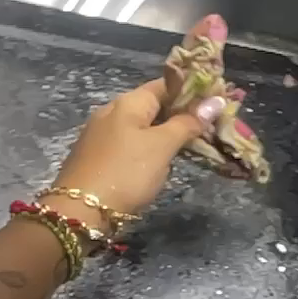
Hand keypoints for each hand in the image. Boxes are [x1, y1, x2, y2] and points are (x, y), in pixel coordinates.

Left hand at [47, 80, 225, 219]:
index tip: (219, 100)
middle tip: (214, 126)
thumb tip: (215, 101)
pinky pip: (133, 143)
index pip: (166, 84)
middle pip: (155, 105)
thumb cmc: (126, 173)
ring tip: (197, 144)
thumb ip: (189, 122)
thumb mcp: (163, 146)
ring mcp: (103, 134)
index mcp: (128, 102)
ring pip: (144, 126)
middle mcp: (113, 112)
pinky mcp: (99, 156)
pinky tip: (166, 160)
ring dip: (169, 132)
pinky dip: (152, 146)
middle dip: (184, 113)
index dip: (193, 90)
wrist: (78, 214)